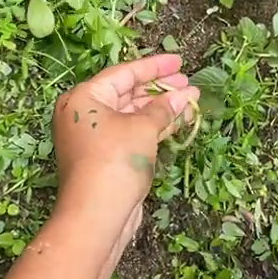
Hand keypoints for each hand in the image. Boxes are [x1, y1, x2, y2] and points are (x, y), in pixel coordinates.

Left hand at [50, 54, 197, 235]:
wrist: (96, 217)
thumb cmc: (114, 161)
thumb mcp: (142, 128)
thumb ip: (164, 108)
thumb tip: (184, 95)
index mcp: (84, 97)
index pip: (124, 73)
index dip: (155, 67)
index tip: (179, 61)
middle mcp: (85, 114)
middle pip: (128, 93)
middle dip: (161, 89)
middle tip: (188, 82)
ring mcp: (95, 137)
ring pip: (133, 115)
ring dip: (162, 108)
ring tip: (192, 100)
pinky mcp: (106, 158)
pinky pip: (134, 133)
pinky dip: (155, 127)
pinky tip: (180, 121)